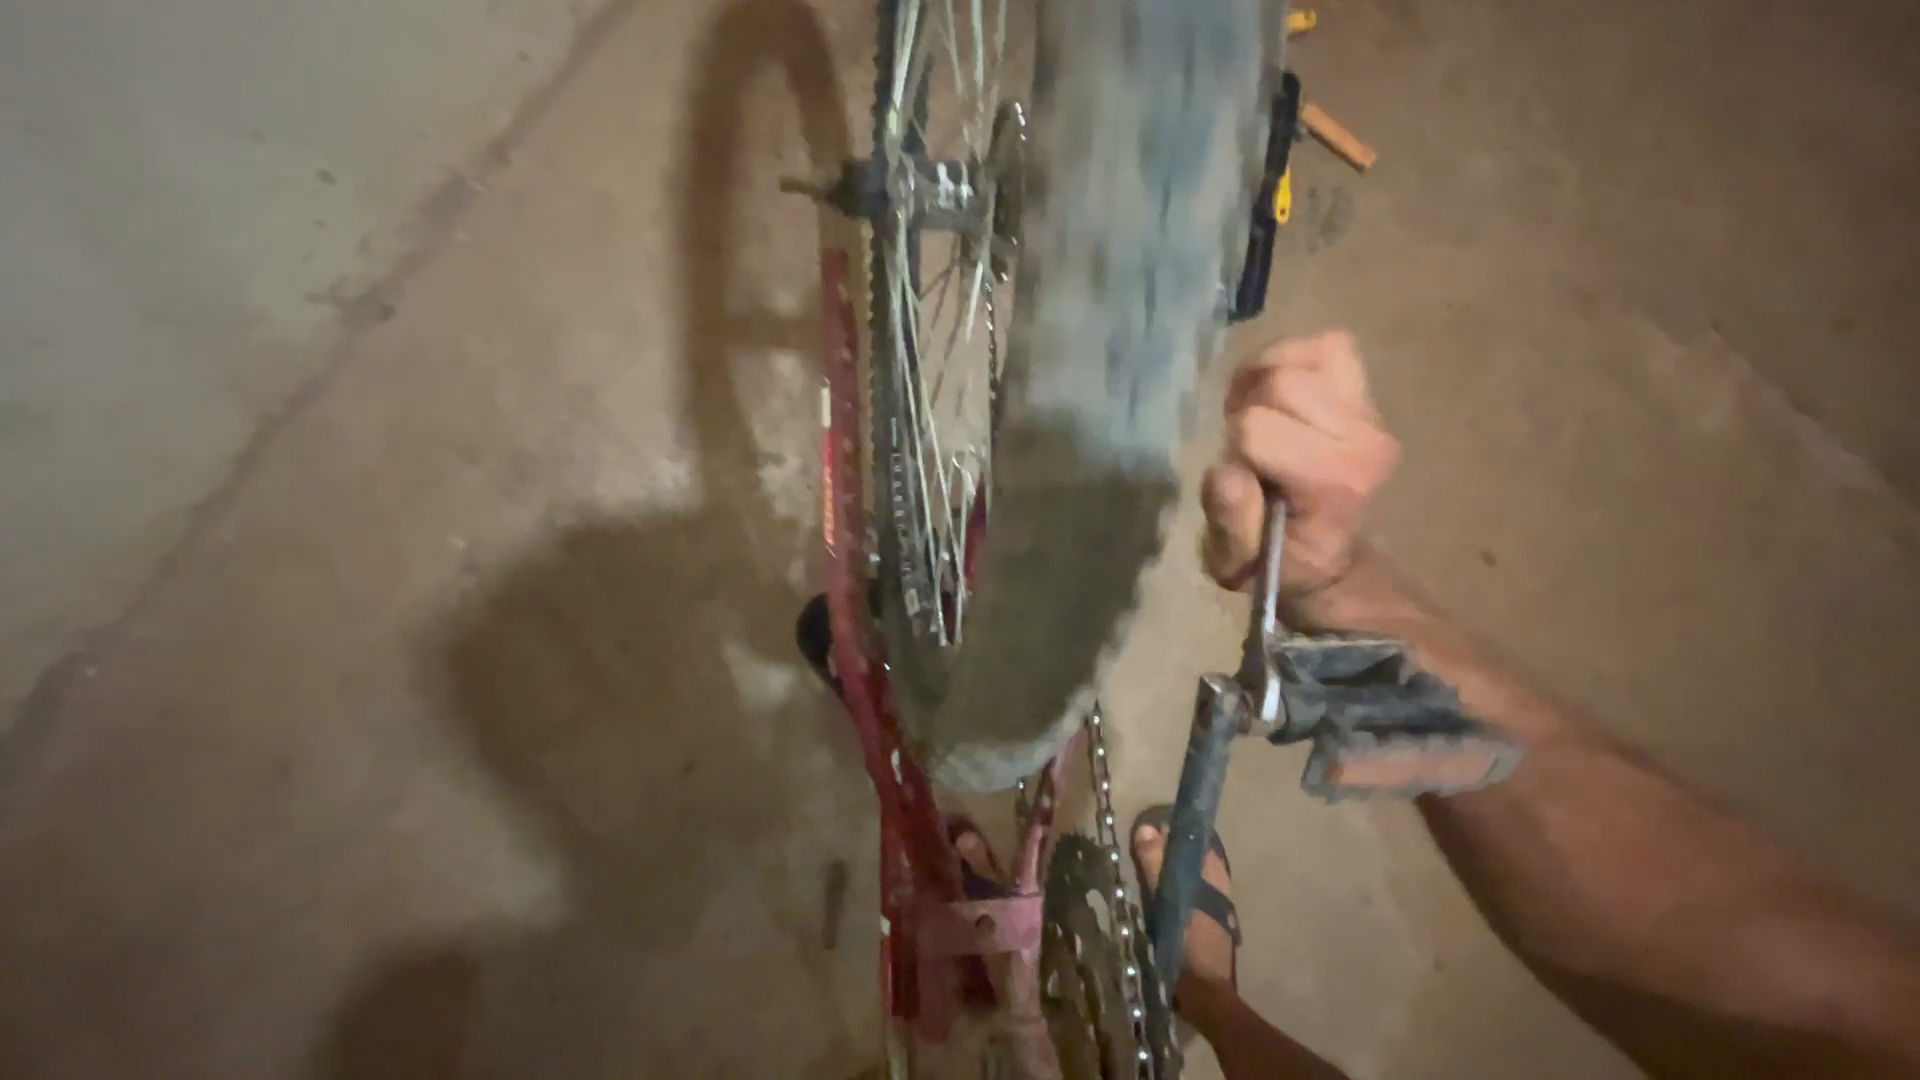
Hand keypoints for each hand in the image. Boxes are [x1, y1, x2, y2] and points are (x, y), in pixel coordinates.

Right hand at [1202, 331, 1398, 594]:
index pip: (1257, 428)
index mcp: (1332, 481)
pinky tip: (1276, 396)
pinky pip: (1327, 347)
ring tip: (1260, 420)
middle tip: (1247, 449)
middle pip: (1281, 384)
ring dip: (1265, 384)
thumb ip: (1230, 521)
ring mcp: (1370, 411)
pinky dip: (1291, 360)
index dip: (1234, 451)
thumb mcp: (1236, 562)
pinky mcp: (1366, 393)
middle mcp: (1362, 438)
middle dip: (1248, 412)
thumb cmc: (1277, 561)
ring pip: (1300, 359)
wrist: (1330, 559)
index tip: (1242, 481)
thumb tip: (1228, 474)